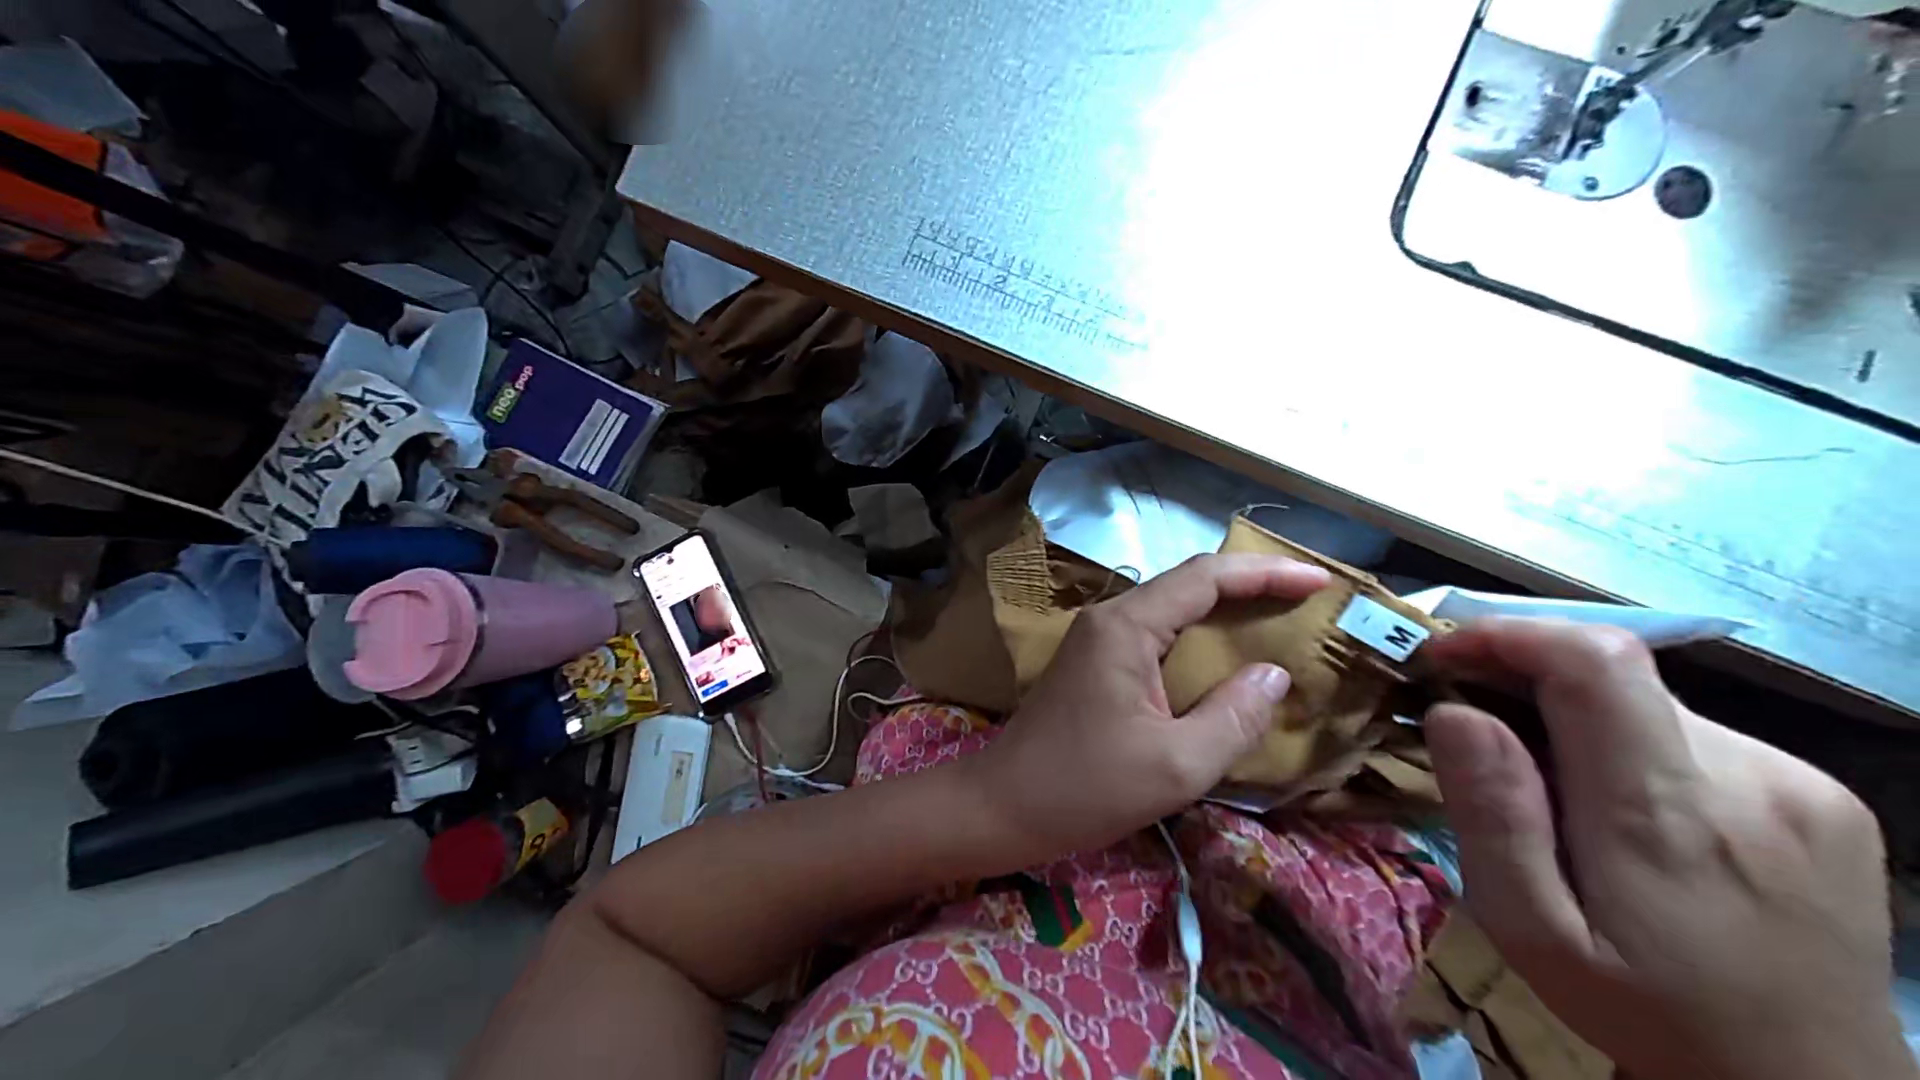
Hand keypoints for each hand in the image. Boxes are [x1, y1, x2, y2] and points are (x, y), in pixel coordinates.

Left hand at [964, 553, 1331, 864]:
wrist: (1004, 805)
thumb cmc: (1086, 788)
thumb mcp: (1176, 765)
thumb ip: (1234, 716)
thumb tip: (1273, 673)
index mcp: (1125, 627)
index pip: (1205, 577)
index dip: (1266, 573)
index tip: (1320, 582)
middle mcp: (1108, 618)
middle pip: (1187, 584)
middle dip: (1250, 586)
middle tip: (1308, 599)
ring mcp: (1096, 639)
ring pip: (1171, 608)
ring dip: (1223, 610)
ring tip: (1280, 621)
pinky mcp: (1093, 663)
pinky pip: (1155, 634)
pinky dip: (1196, 638)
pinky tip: (1223, 657)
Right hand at [1424, 619, 1911, 1079]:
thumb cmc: (1641, 1008)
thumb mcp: (1529, 926)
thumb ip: (1491, 814)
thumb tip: (1453, 711)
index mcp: (1667, 812)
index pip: (1594, 661)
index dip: (1506, 634)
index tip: (1442, 655)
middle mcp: (1750, 775)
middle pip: (1614, 672)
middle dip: (1521, 672)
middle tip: (1463, 709)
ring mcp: (1799, 781)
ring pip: (1645, 700)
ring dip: (1571, 712)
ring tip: (1537, 769)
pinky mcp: (1819, 791)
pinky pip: (1687, 730)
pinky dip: (1622, 738)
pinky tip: (1612, 797)